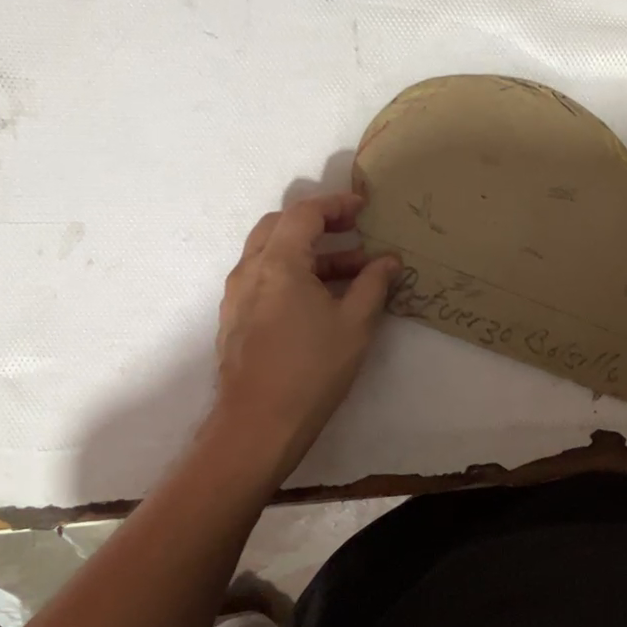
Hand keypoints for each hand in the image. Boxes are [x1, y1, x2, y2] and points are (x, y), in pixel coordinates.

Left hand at [208, 193, 400, 473]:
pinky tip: (322, 297)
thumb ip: (374, 284)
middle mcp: (250, 270)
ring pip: (271, 254)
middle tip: (353, 230)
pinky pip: (265, 278)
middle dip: (318, 222)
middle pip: (280, 226)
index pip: (304, 213)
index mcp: (278, 262)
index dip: (336, 204)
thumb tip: (389, 260)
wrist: (259, 422)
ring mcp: (238, 295)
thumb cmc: (312, 368)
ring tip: (351, 270)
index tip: (364, 207)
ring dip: (309, 251)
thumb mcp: (355, 323)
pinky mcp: (236, 318)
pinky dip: (293, 272)